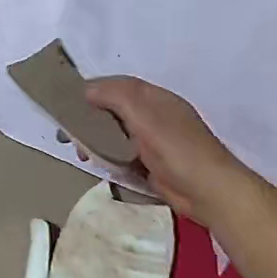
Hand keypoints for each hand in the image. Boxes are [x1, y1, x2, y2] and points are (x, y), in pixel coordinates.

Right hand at [84, 76, 248, 219]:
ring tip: (81, 152)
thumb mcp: (145, 116)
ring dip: (96, 139)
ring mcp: (154, 140)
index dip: (92, 89)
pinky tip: (98, 164)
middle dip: (90, 117)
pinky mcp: (152, 163)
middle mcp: (154, 115)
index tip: (67, 101)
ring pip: (116, 132)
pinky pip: (123, 153)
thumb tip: (86, 89)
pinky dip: (108, 155)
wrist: (209, 192)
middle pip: (114, 108)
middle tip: (68, 132)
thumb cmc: (177, 149)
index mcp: (155, 98)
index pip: (118, 85)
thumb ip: (116, 97)